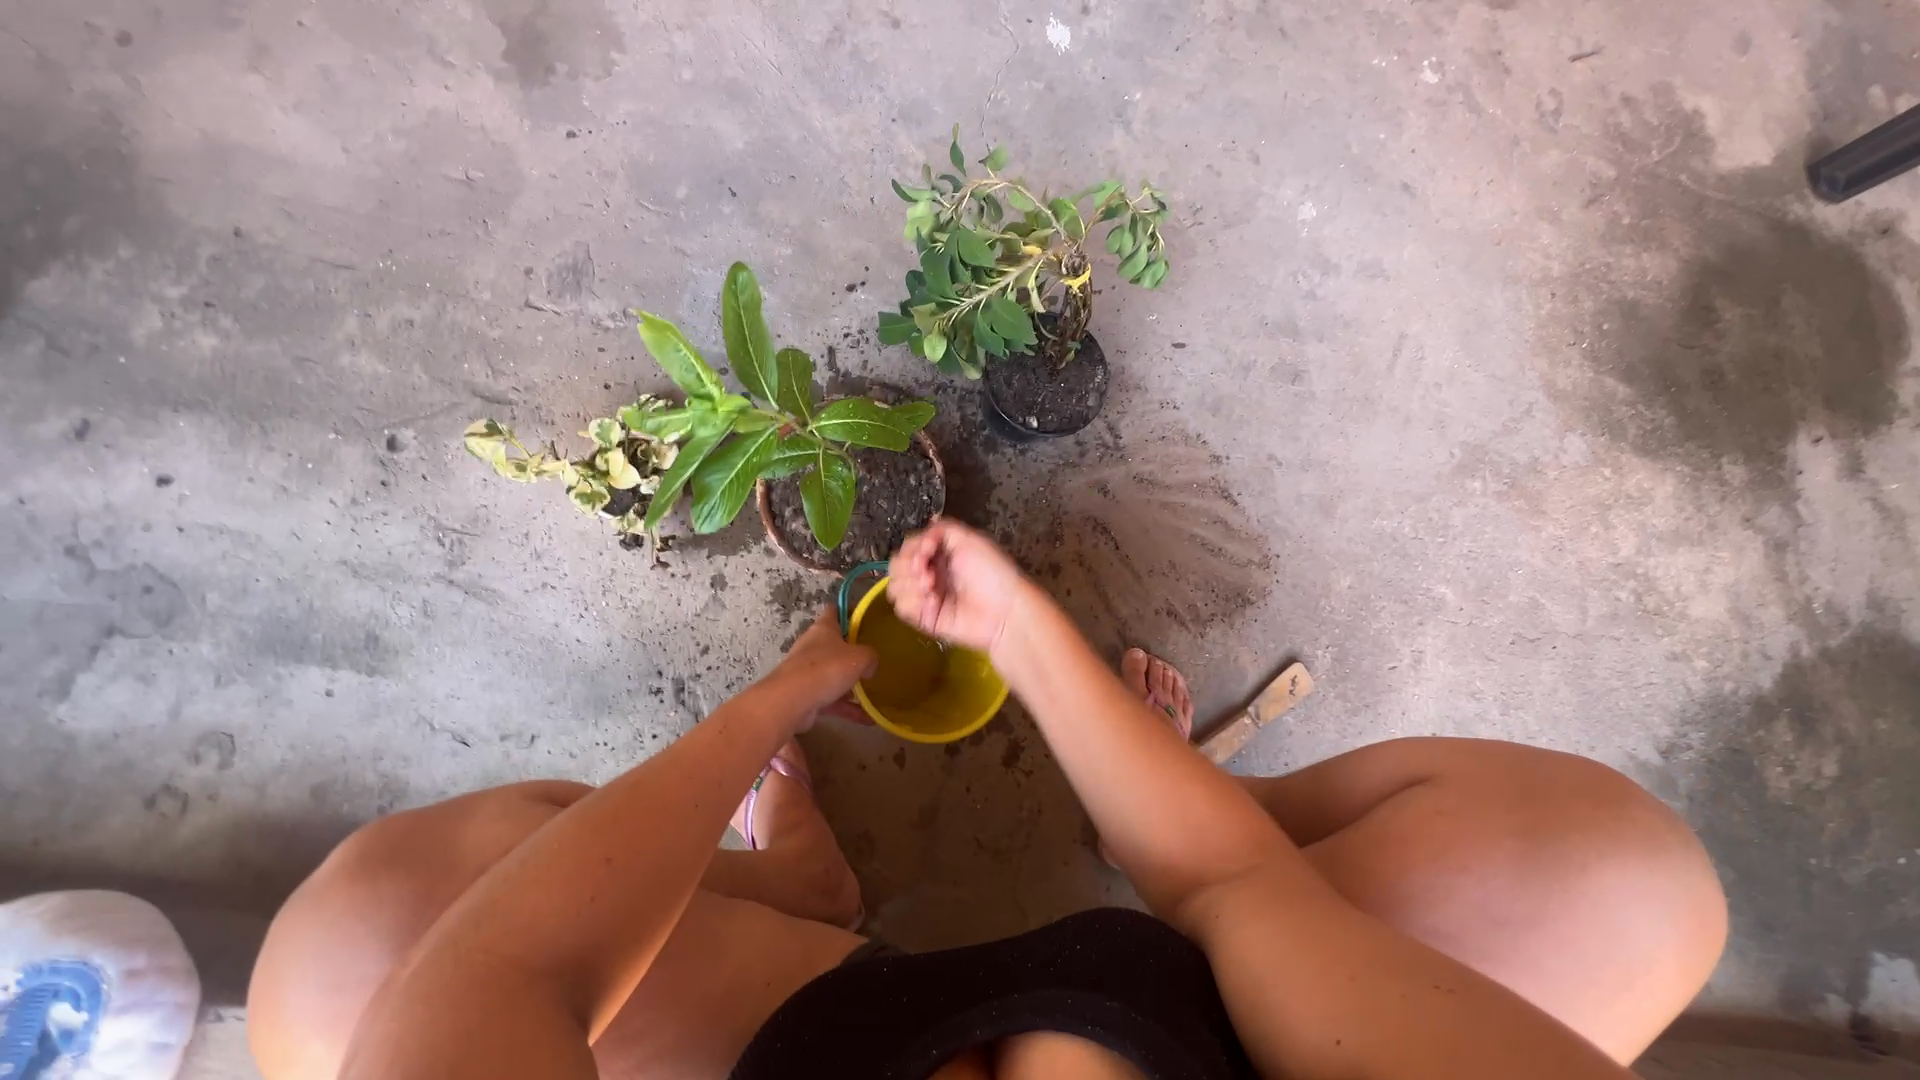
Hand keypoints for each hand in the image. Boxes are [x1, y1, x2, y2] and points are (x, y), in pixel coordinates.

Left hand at [755, 608, 876, 730]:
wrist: (792, 701)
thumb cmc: (826, 669)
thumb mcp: (859, 657)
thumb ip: (870, 656)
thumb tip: (871, 664)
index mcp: (824, 628)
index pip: (836, 610)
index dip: (850, 611)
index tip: (868, 617)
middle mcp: (814, 646)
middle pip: (836, 644)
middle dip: (854, 652)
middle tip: (875, 657)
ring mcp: (808, 672)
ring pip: (835, 674)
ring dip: (852, 684)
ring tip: (874, 692)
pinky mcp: (807, 695)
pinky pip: (832, 699)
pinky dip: (848, 708)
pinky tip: (868, 719)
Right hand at [887, 518, 1040, 655]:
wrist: (1004, 610)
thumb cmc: (993, 574)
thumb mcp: (971, 539)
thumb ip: (943, 528)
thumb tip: (924, 532)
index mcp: (940, 553)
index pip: (908, 546)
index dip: (913, 548)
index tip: (927, 551)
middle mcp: (930, 572)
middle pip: (896, 565)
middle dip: (908, 567)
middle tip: (928, 574)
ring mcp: (926, 596)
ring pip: (894, 587)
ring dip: (910, 586)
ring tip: (932, 590)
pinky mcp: (925, 617)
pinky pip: (902, 608)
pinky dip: (914, 603)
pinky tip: (933, 603)